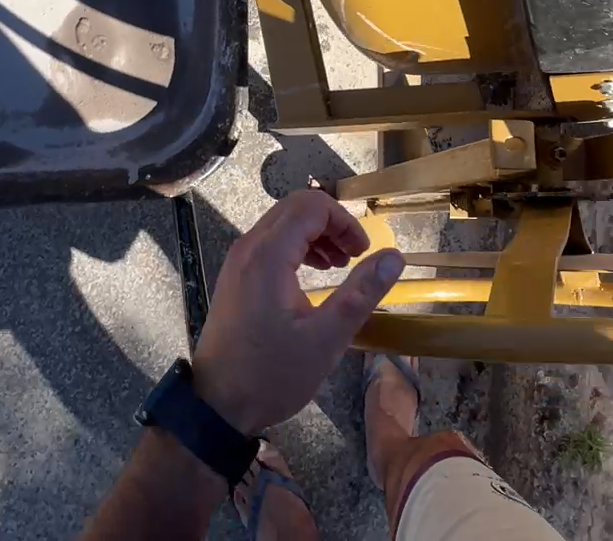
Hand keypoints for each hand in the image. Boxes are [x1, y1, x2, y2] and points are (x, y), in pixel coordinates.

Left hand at [190, 190, 405, 433]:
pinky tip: (316, 273)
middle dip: (333, 223)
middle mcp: (249, 246)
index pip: (312, 206)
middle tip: (356, 256)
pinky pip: (271, 241)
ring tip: (341, 265)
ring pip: (283, 222)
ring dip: (316, 233)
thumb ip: (362, 292)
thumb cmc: (273, 374)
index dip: (345, 221)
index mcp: (269, 254)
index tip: (364, 251)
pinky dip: (298, 245)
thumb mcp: (326, 338)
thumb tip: (395, 257)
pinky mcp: (237, 274)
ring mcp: (239, 259)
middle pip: (296, 207)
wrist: (217, 406)